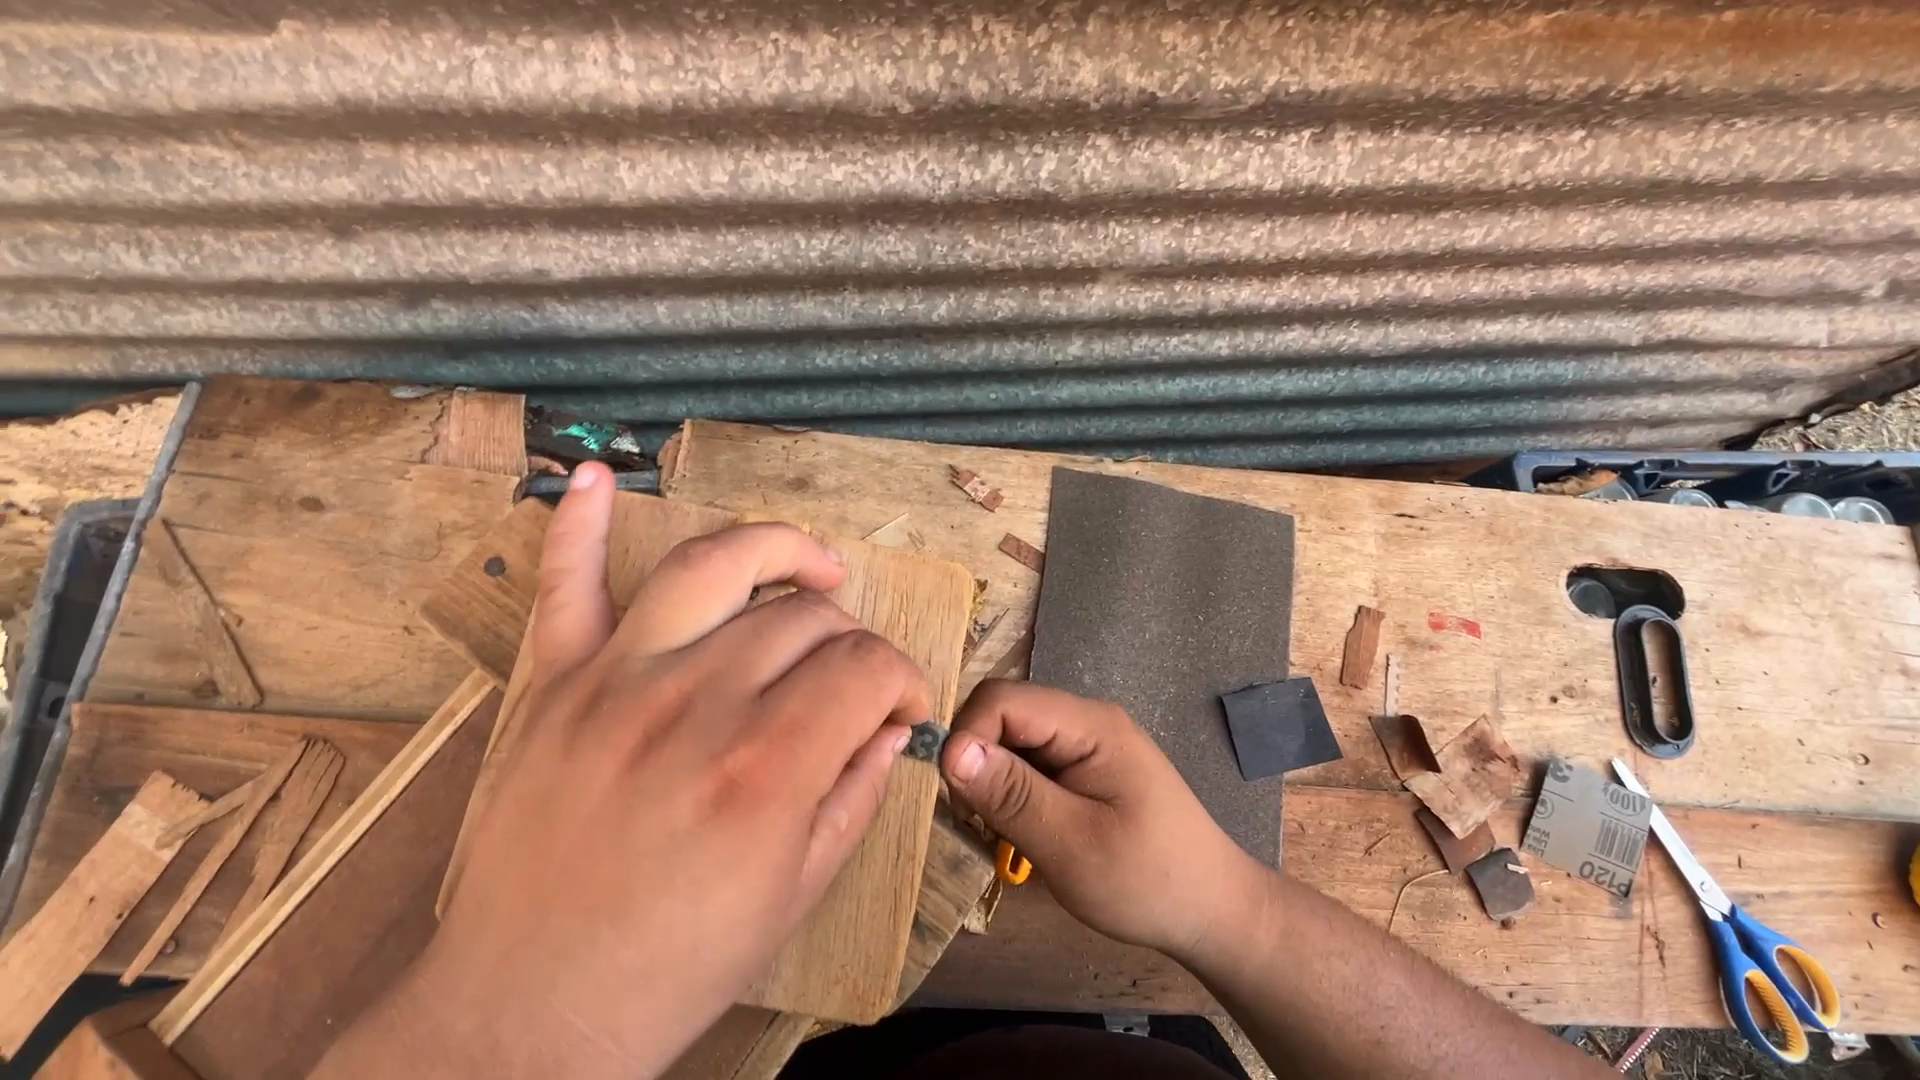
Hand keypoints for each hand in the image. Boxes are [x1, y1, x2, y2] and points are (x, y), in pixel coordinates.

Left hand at [352, 464, 930, 1078]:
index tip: (900, 706)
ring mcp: (617, 682)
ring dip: (776, 549)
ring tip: (810, 564)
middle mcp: (696, 704)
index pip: (867, 665)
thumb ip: (857, 791)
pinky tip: (597, 479)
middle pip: (804, 616)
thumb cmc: (675, 964)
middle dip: (851, 638)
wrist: (530, 1008)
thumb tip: (889, 726)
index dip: (902, 679)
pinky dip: (580, 526)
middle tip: (852, 675)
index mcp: (768, 766)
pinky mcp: (553, 686)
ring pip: (715, 566)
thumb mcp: (798, 891)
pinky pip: (567, 584)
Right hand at [938, 680, 1266, 961]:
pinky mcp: (1083, 770)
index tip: (956, 797)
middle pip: (1004, 716)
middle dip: (976, 761)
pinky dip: (1011, 795)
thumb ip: (1012, 795)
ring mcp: (1086, 745)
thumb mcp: (1073, 845)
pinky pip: (1029, 765)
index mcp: (1090, 724)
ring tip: (1001, 834)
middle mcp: (1085, 721)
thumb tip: (950, 750)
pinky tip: (1022, 832)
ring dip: (992, 782)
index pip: (1002, 700)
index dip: (966, 737)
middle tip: (977, 822)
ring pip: (1011, 742)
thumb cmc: (1149, 881)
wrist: (1212, 912)